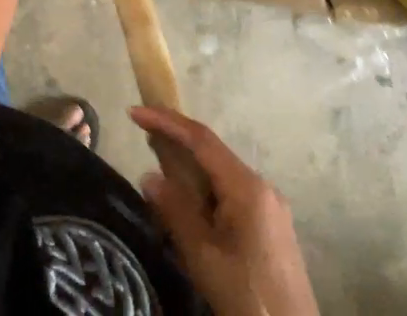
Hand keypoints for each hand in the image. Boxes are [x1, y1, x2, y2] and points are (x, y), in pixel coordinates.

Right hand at [131, 107, 318, 315]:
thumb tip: (150, 176)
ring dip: (190, 168)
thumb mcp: (202, 255)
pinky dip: (206, 189)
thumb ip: (175, 211)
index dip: (167, 122)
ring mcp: (270, 207)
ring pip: (222, 174)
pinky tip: (188, 202)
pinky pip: (232, 193)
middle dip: (177, 141)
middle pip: (213, 153)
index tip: (135, 113)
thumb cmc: (245, 293)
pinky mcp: (271, 226)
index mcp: (247, 187)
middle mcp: (262, 187)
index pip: (202, 140)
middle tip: (142, 136)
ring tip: (159, 167)